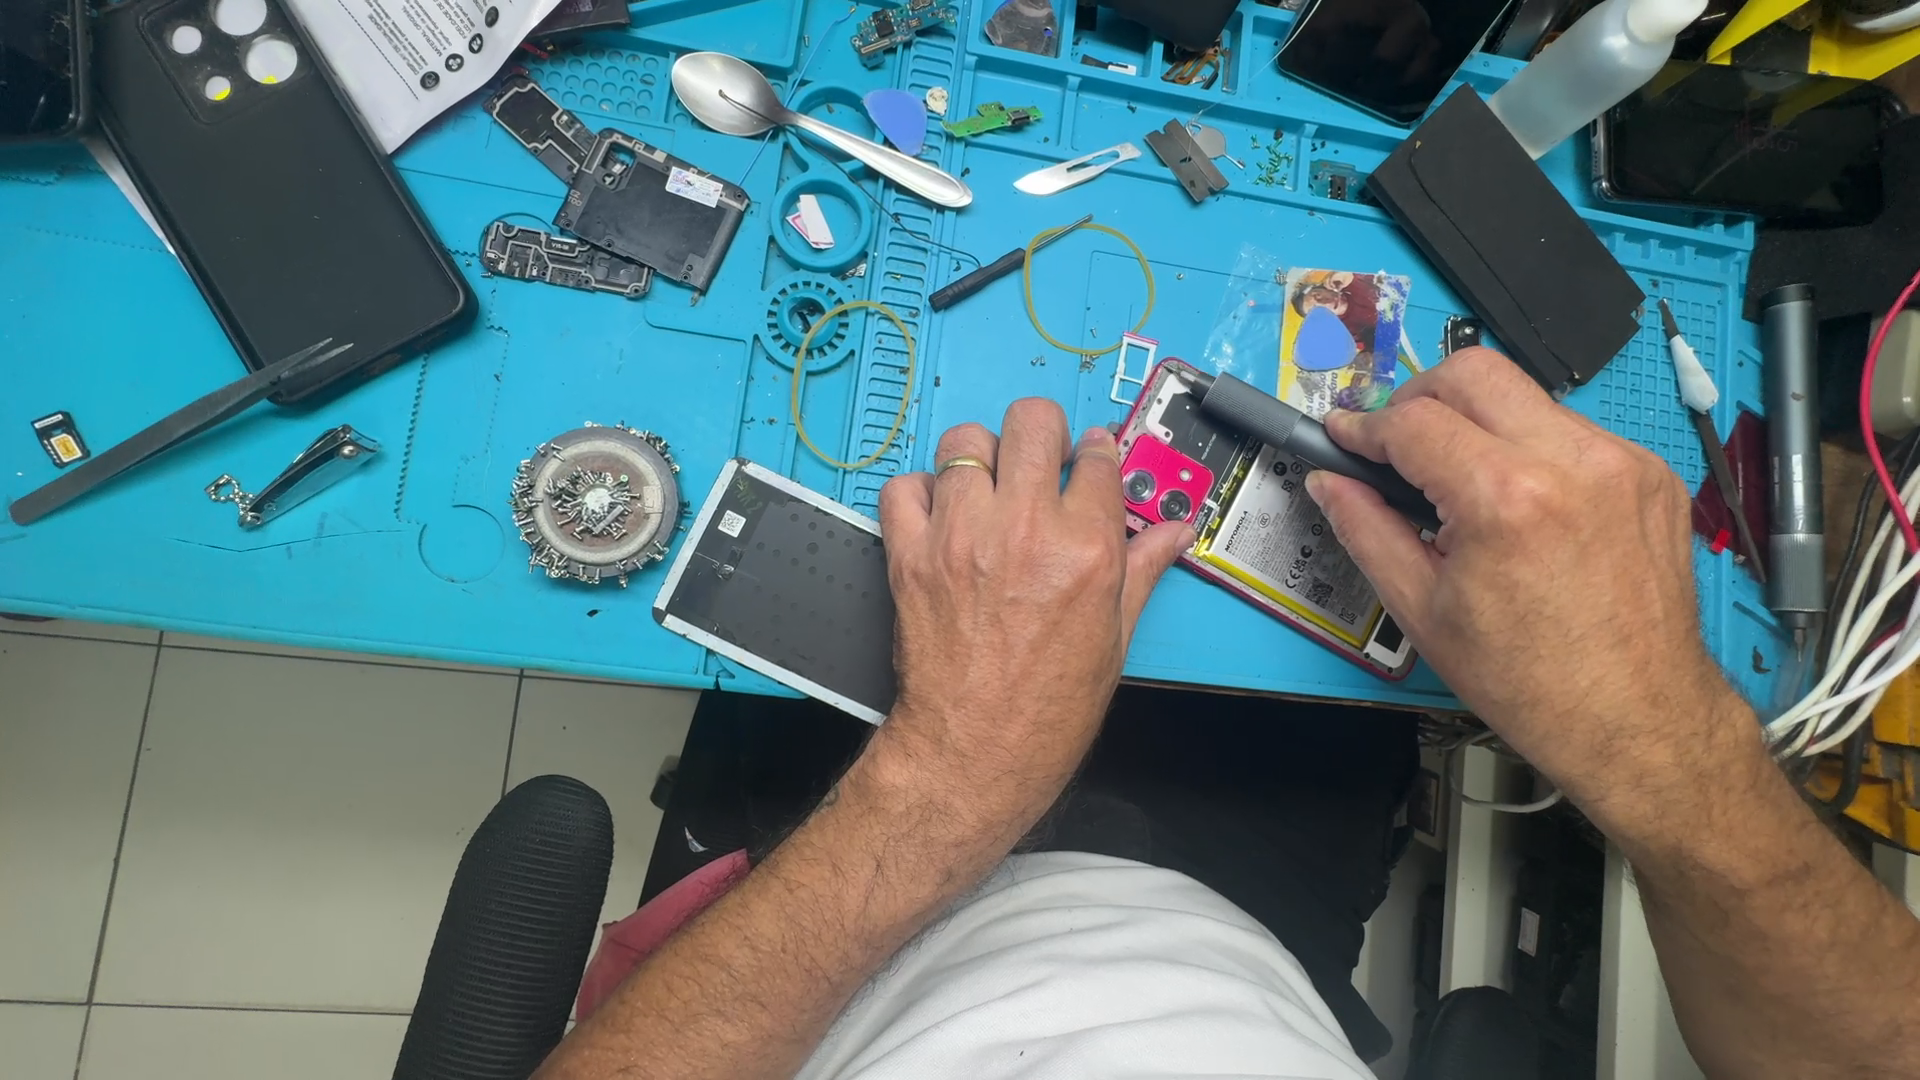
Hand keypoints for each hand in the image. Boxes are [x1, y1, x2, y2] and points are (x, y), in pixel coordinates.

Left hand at [874, 399, 1191, 839]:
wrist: (974, 750)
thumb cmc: (1049, 707)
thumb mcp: (1114, 638)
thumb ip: (1141, 569)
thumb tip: (1173, 532)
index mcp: (1086, 548)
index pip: (1098, 457)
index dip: (1097, 452)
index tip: (1089, 458)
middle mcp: (1024, 529)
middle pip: (1032, 422)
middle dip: (1041, 433)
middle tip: (1038, 460)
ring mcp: (961, 537)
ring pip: (964, 442)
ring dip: (980, 459)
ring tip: (986, 490)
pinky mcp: (910, 554)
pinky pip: (903, 487)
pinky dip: (919, 493)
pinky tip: (938, 517)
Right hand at [1306, 349, 1737, 803]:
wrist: (1634, 717)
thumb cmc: (1517, 673)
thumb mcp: (1415, 603)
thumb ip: (1362, 526)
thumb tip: (1327, 480)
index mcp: (1506, 499)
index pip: (1414, 422)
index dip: (1362, 426)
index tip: (1340, 436)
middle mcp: (1574, 461)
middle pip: (1473, 372)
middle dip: (1414, 397)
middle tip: (1390, 443)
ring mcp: (1622, 460)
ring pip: (1521, 393)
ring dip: (1468, 419)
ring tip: (1447, 476)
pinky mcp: (1649, 472)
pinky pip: (1563, 427)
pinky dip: (1517, 442)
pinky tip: (1504, 495)